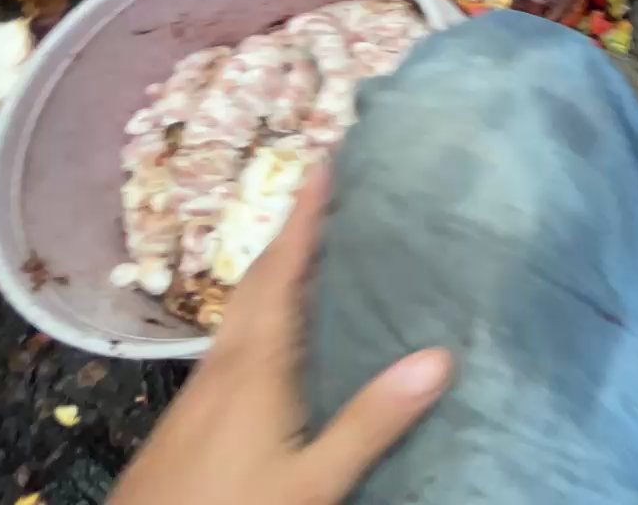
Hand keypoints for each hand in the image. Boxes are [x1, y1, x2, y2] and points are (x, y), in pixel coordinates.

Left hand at [110, 168, 451, 504]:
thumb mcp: (309, 483)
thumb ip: (371, 421)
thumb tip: (442, 355)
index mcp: (253, 366)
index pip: (280, 274)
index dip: (301, 218)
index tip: (320, 165)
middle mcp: (223, 366)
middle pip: (258, 283)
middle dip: (291, 232)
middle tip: (330, 193)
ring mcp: (202, 394)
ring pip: (245, 310)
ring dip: (279, 268)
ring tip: (321, 246)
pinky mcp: (195, 419)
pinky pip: (240, 338)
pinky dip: (269, 307)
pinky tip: (290, 328)